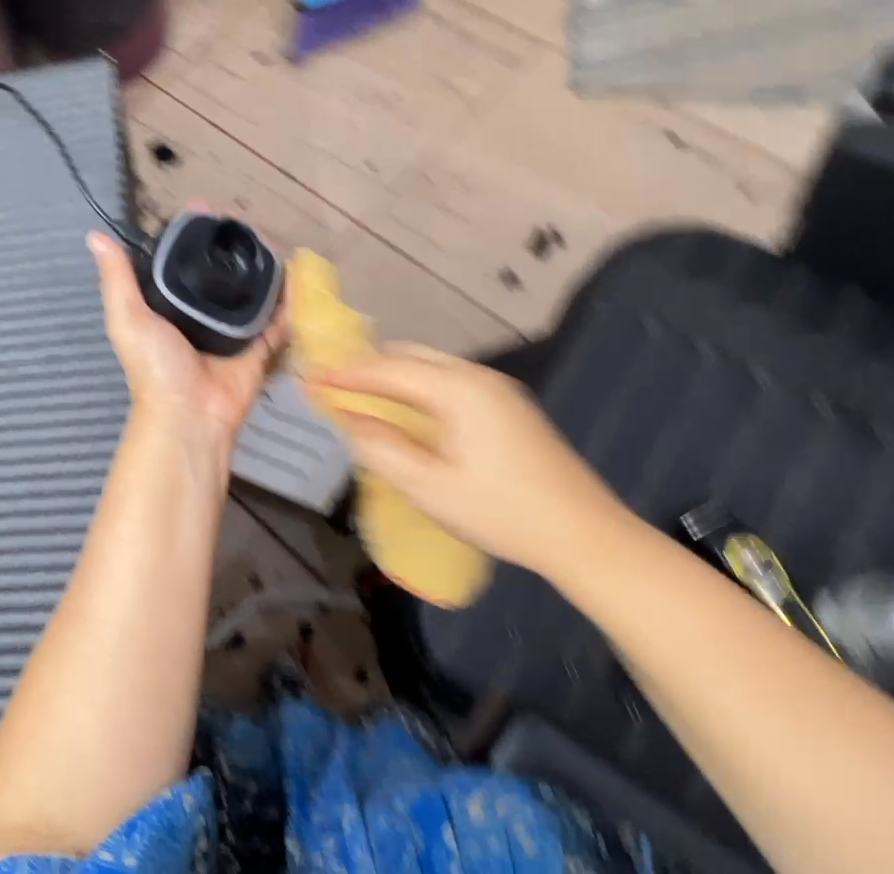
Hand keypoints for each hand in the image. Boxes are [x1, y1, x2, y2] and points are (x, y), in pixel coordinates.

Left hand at [88, 231, 283, 454]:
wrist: (190, 414)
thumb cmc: (155, 365)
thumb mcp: (127, 316)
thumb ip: (116, 277)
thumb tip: (94, 235)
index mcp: (166, 306)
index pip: (178, 262)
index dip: (190, 236)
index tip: (204, 208)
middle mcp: (198, 315)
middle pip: (217, 274)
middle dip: (231, 250)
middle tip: (247, 226)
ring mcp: (230, 332)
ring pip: (249, 294)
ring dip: (261, 271)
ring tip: (274, 243)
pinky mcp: (257, 347)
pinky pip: (277, 321)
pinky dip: (288, 304)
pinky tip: (299, 277)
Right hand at [307, 343, 635, 576]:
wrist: (586, 536)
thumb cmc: (500, 512)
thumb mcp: (427, 486)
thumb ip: (379, 446)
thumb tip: (345, 417)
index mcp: (459, 389)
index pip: (387, 369)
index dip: (344, 374)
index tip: (307, 378)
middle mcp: (478, 377)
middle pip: (410, 356)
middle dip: (365, 366)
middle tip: (328, 383)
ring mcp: (497, 391)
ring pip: (430, 368)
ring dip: (390, 376)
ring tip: (355, 395)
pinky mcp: (507, 408)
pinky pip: (447, 383)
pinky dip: (414, 389)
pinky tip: (400, 411)